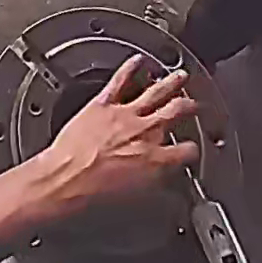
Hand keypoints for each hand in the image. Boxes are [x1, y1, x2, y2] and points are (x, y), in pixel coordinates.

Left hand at [25, 55, 198, 219]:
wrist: (65, 180)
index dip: (193, 151)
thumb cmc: (93, 195)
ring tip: (181, 75)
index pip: (188, 150)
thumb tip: (170, 191)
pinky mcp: (104, 103)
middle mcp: (145, 133)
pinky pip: (121, 79)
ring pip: (156, 91)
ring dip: (171, 82)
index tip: (193, 149)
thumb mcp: (137, 202)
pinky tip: (139, 60)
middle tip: (196, 103)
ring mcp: (125, 114)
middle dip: (191, 105)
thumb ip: (159, 189)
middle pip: (178, 111)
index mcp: (156, 160)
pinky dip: (131, 67)